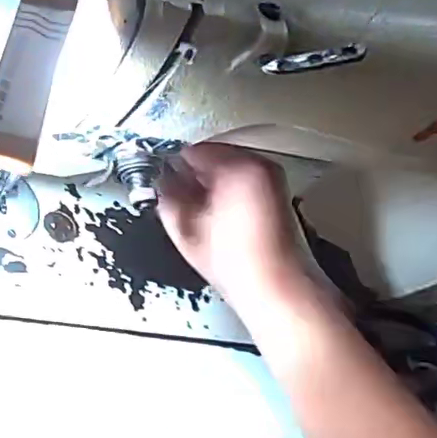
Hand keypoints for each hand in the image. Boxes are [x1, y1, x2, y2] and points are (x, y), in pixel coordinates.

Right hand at [156, 142, 313, 308]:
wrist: (276, 287)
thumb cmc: (231, 259)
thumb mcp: (182, 226)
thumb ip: (164, 193)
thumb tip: (159, 179)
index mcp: (235, 166)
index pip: (189, 150)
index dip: (170, 167)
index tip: (160, 183)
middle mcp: (259, 164)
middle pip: (210, 155)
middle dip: (190, 174)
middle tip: (176, 199)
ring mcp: (272, 177)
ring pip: (224, 168)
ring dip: (207, 183)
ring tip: (198, 211)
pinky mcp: (277, 193)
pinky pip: (240, 179)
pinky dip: (224, 190)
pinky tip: (216, 215)